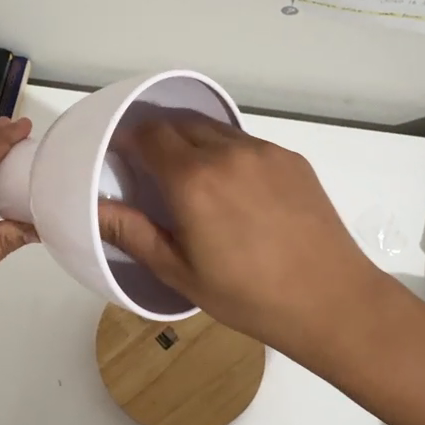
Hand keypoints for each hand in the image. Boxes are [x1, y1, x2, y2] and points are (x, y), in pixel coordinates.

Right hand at [96, 111, 390, 354]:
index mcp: (193, 180)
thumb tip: (92, 207)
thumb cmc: (247, 295)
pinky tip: (231, 189)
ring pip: (214, 130)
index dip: (127, 138)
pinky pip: (245, 143)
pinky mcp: (291, 159)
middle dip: (156, 137)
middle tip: (148, 168)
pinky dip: (225, 153)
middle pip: (179, 123)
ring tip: (188, 177)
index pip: (148, 134)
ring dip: (192, 141)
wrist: (331, 301)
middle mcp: (227, 152)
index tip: (117, 155)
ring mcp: (264, 152)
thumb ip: (131, 232)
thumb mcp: (178, 271)